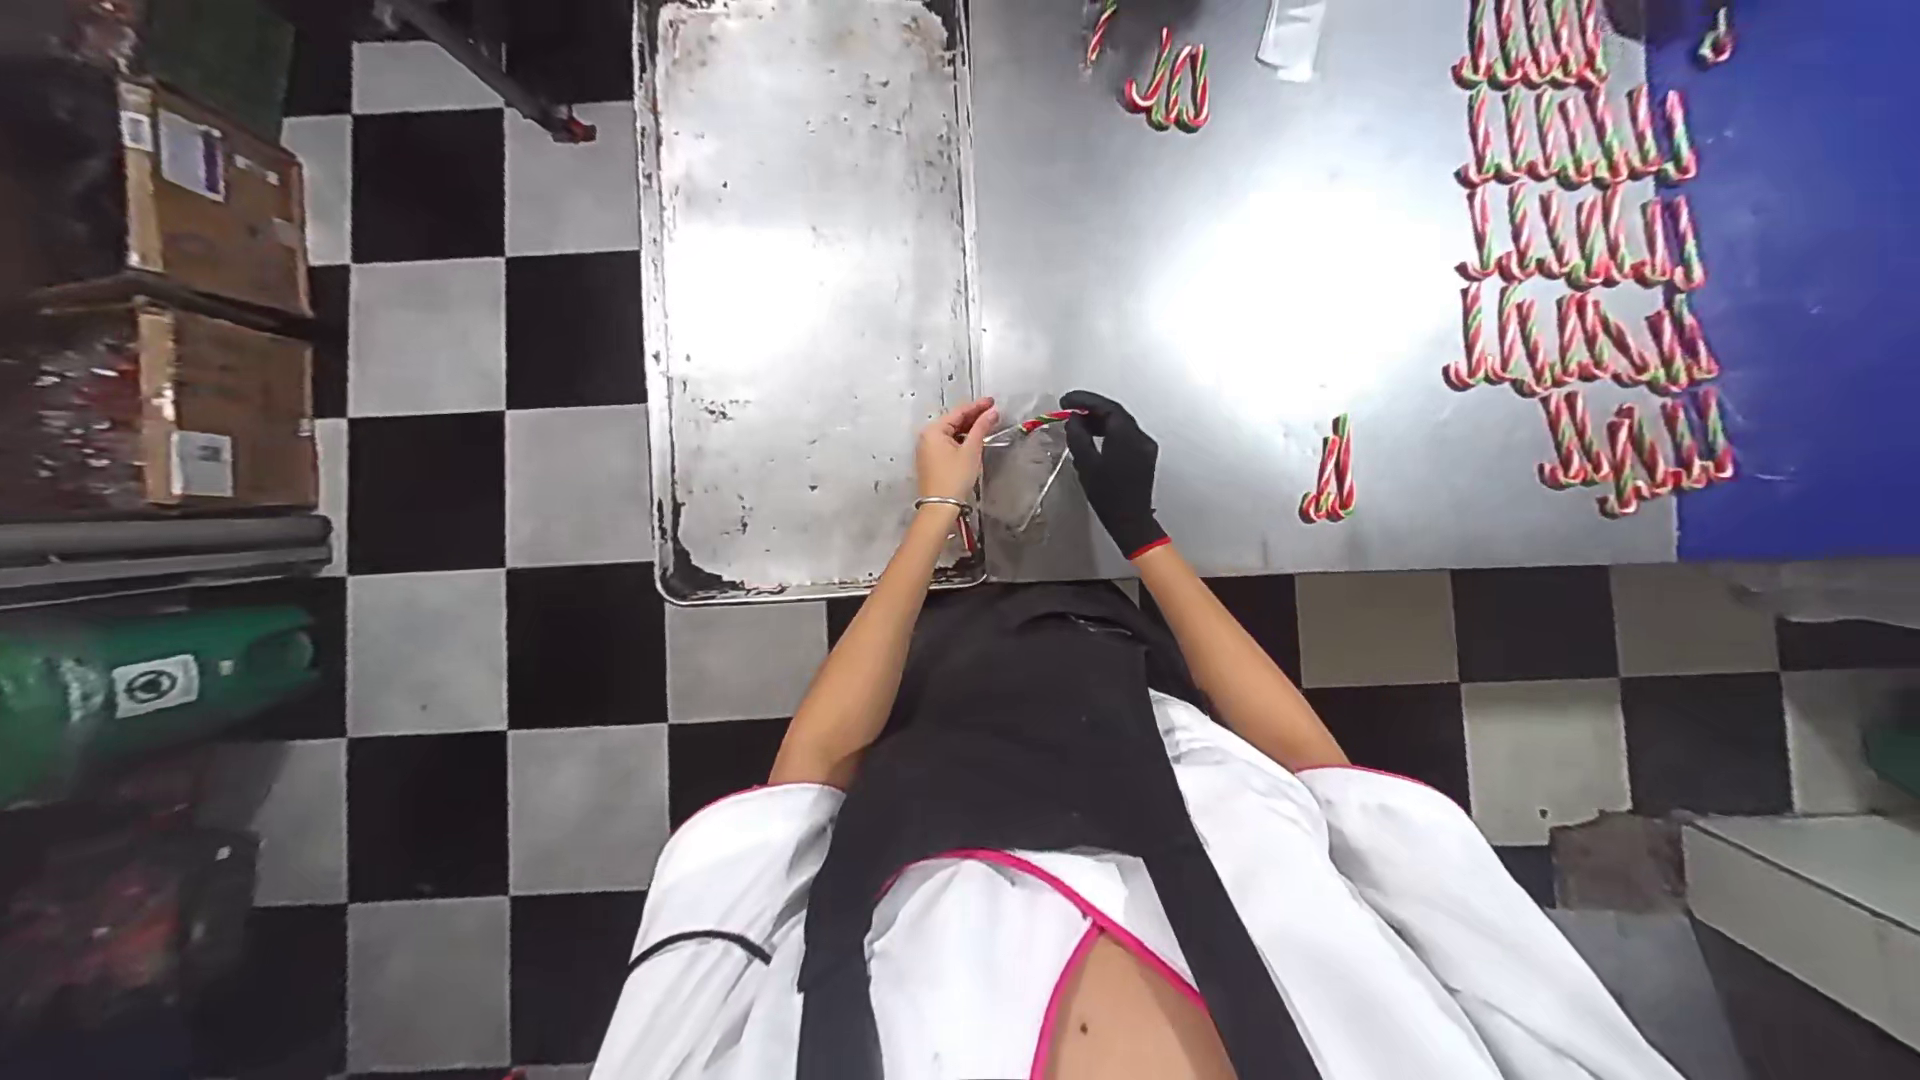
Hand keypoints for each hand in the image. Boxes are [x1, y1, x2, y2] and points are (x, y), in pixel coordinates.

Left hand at [917, 397, 997, 502]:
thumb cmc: (954, 478)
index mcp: (933, 431)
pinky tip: (973, 440)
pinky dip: (960, 441)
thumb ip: (981, 428)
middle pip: (953, 422)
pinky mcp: (930, 461)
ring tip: (986, 425)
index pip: (958, 412)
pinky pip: (947, 444)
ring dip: (968, 429)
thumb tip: (991, 412)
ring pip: (951, 433)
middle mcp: (926, 437)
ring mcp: (927, 450)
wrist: (940, 507)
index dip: (977, 406)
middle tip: (992, 413)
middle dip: (973, 417)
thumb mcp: (971, 450)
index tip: (991, 402)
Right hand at [1060, 390, 1167, 558]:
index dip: (1085, 400)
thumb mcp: (1087, 464)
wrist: (1131, 521)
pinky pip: (1125, 436)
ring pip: (1121, 425)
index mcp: (1127, 436)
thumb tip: (1074, 419)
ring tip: (1078, 424)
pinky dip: (1109, 432)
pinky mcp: (1145, 456)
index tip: (1065, 401)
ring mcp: (1145, 446)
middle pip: (1116, 414)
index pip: (1107, 408)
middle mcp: (1140, 436)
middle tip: (1069, 410)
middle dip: (1092, 409)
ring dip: (1100, 421)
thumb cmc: (1107, 495)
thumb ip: (1079, 437)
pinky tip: (1094, 439)